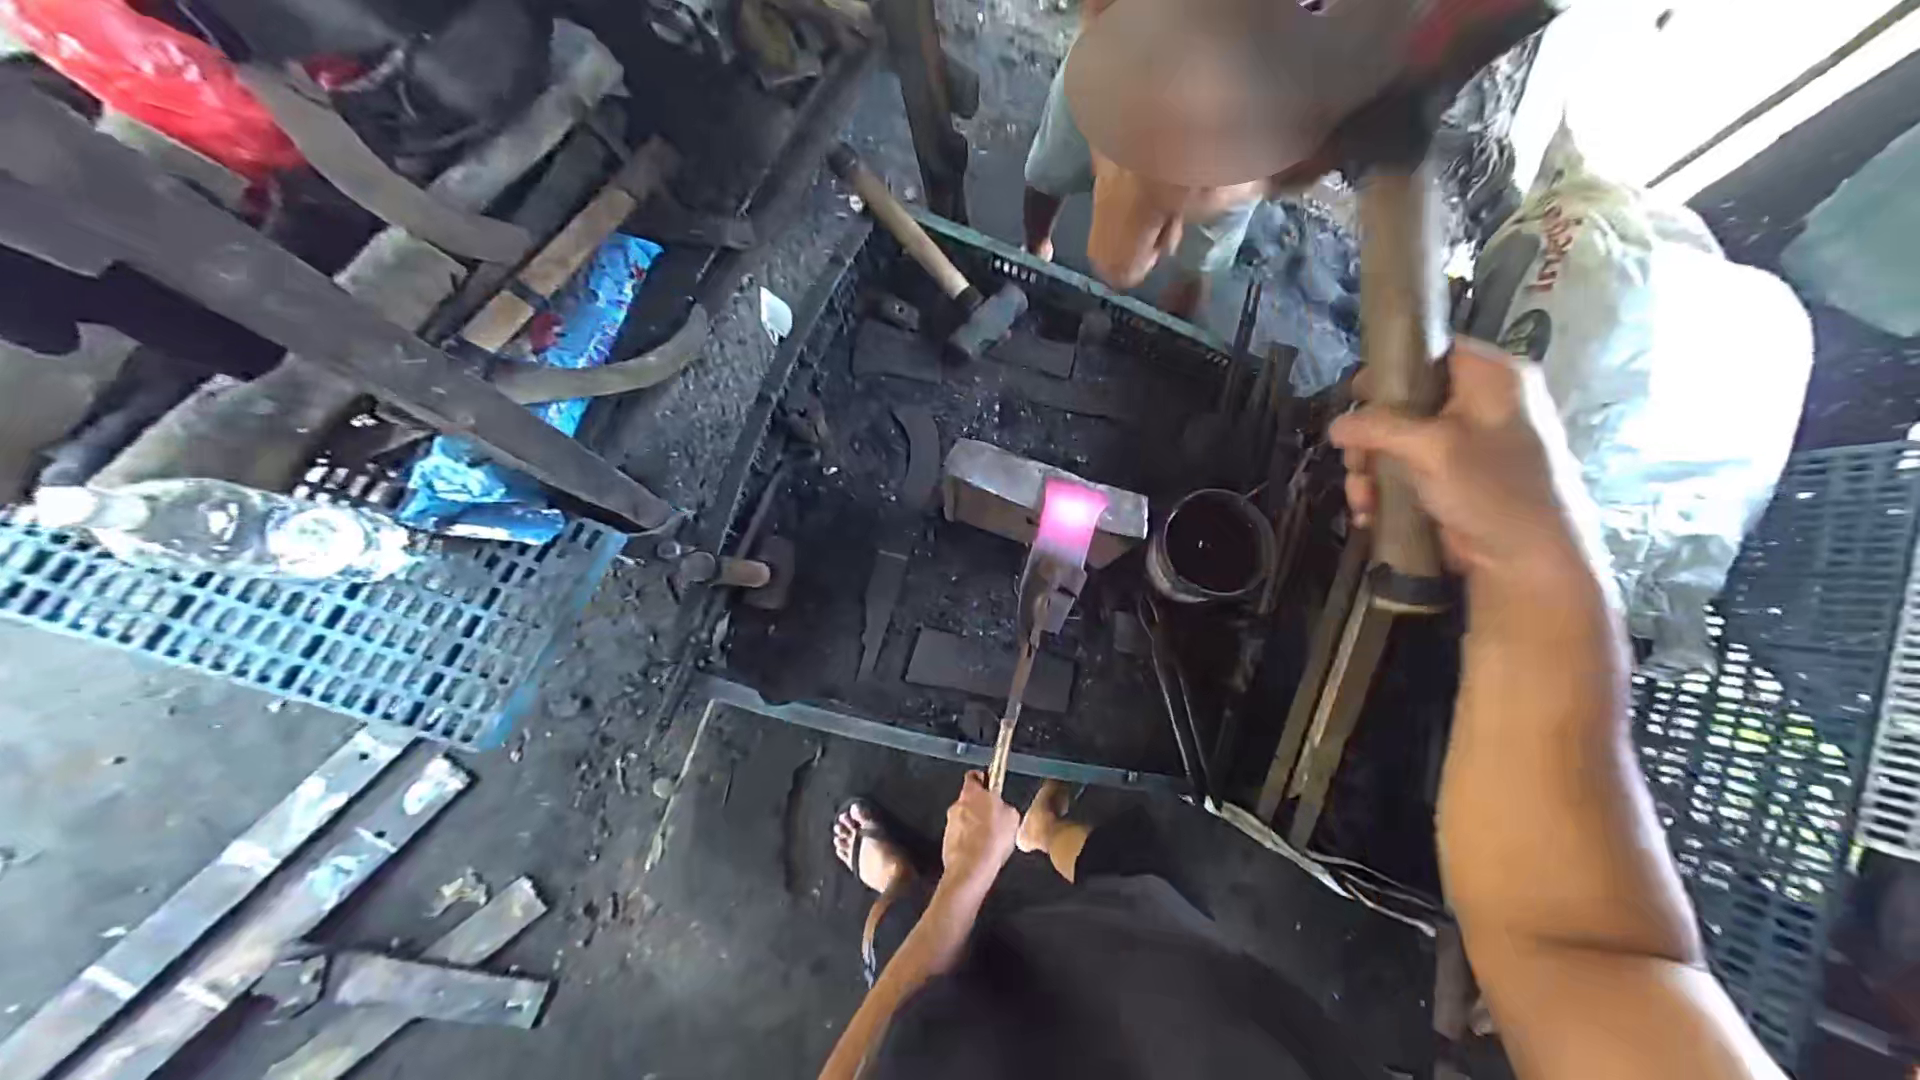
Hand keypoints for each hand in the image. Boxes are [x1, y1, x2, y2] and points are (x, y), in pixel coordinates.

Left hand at [940, 771, 1020, 897]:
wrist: (972, 868)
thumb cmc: (992, 839)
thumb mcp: (1012, 817)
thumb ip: (1006, 807)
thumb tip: (1004, 809)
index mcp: (972, 792)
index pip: (973, 776)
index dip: (983, 779)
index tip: (990, 784)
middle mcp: (957, 804)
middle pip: (969, 799)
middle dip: (980, 806)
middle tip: (995, 817)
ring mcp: (950, 823)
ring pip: (965, 818)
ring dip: (975, 825)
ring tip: (990, 839)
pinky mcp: (947, 841)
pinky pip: (960, 835)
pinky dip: (969, 840)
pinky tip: (981, 850)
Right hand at [1329, 338, 1602, 601]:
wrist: (1525, 560)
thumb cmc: (1492, 490)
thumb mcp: (1431, 448)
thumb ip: (1377, 427)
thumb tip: (1336, 425)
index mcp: (1492, 380)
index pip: (1434, 352)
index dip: (1391, 370)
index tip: (1356, 396)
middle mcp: (1478, 406)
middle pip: (1402, 403)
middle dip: (1369, 437)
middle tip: (1357, 460)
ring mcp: (1461, 447)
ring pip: (1392, 442)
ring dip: (1368, 471)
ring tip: (1363, 497)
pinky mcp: (1446, 480)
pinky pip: (1399, 472)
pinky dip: (1379, 490)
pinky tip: (1370, 511)